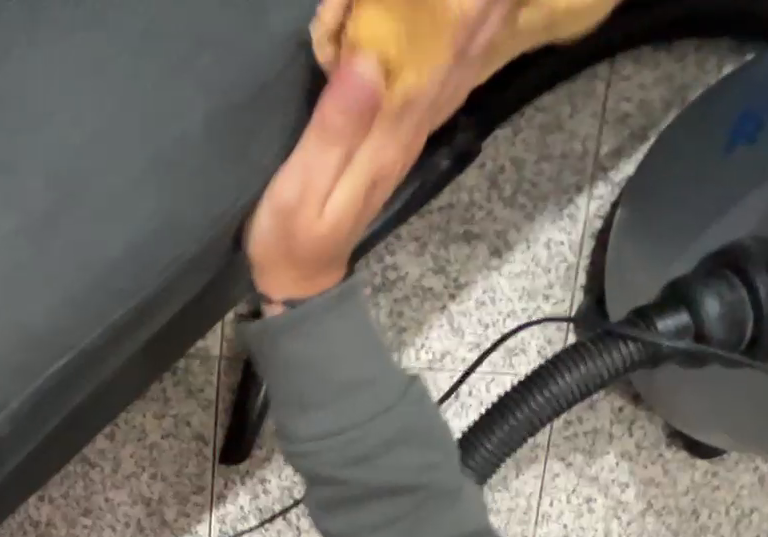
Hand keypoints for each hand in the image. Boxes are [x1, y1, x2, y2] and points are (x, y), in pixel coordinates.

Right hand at [246, 0, 515, 304]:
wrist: (300, 279)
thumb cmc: (290, 236)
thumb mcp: (301, 188)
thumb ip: (334, 129)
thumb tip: (371, 62)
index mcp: (388, 140)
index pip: (433, 64)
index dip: (457, 19)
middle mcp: (408, 136)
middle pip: (454, 65)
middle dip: (476, 16)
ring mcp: (405, 142)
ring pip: (453, 76)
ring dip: (477, 32)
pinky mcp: (394, 145)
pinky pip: (438, 91)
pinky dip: (460, 60)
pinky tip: (469, 40)